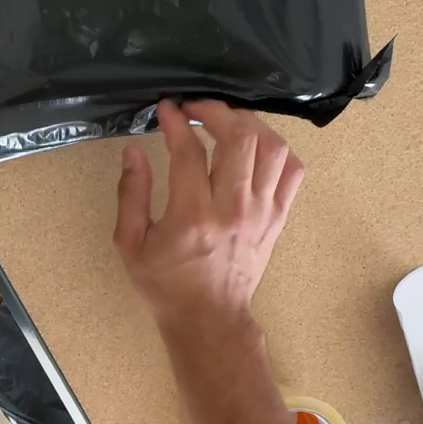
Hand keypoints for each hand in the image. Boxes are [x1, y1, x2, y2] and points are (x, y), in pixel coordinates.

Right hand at [112, 100, 302, 330]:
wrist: (208, 317)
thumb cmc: (164, 282)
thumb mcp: (130, 243)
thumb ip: (131, 195)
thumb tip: (133, 152)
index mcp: (191, 216)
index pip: (189, 152)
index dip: (176, 122)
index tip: (166, 108)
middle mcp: (232, 209)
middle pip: (239, 139)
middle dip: (217, 110)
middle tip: (196, 106)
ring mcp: (263, 212)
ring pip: (271, 147)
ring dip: (248, 124)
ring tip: (226, 120)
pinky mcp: (279, 217)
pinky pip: (292, 169)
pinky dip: (277, 148)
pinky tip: (255, 146)